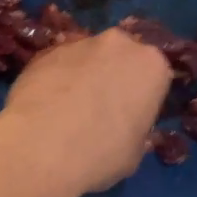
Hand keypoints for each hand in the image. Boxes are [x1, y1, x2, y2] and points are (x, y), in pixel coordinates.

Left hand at [0, 29, 173, 196]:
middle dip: (113, 76)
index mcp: (152, 65)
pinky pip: (58, 63)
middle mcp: (118, 43)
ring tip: (66, 108)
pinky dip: (56, 78)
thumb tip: (127, 130)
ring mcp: (79, 43)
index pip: (155, 75)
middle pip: (121, 57)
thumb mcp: (134, 153)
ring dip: (83, 75)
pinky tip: (45, 105)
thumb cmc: (101, 153)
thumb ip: (136, 132)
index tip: (131, 115)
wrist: (41, 146)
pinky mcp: (45, 50)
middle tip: (100, 108)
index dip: (143, 96)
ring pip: (87, 57)